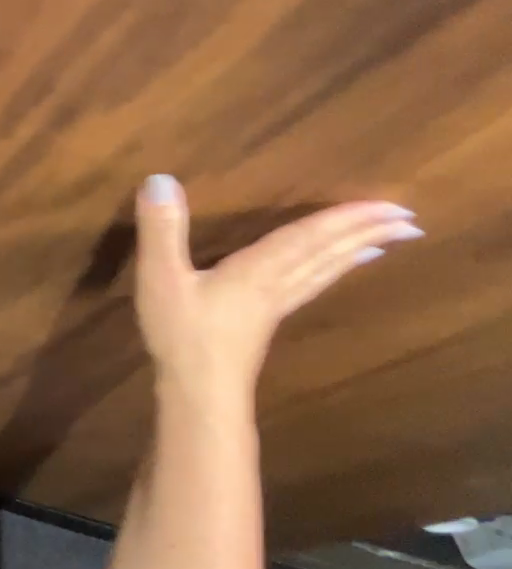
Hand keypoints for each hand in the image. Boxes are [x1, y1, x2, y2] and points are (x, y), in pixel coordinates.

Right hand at [132, 174, 420, 408]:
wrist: (200, 389)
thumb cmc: (182, 331)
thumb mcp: (160, 275)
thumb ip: (162, 229)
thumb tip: (161, 179)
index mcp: (256, 271)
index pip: (306, 239)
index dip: (344, 220)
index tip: (392, 207)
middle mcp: (274, 285)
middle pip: (325, 256)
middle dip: (362, 236)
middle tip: (407, 220)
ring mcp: (272, 307)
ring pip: (321, 274)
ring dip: (351, 255)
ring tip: (382, 243)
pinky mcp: (263, 322)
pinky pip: (307, 287)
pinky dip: (326, 274)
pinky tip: (324, 274)